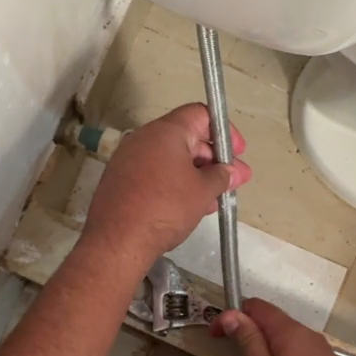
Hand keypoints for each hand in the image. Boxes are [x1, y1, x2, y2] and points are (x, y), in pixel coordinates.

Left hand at [82, 103, 250, 267]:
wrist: (117, 240)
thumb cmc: (166, 208)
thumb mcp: (203, 191)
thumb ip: (221, 176)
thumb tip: (229, 172)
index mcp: (165, 131)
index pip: (200, 114)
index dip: (224, 131)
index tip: (237, 153)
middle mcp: (144, 138)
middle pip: (186, 137)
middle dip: (213, 159)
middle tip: (233, 181)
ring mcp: (129, 160)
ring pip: (171, 160)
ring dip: (196, 175)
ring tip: (216, 199)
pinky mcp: (121, 181)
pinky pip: (155, 175)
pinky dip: (175, 184)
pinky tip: (190, 206)